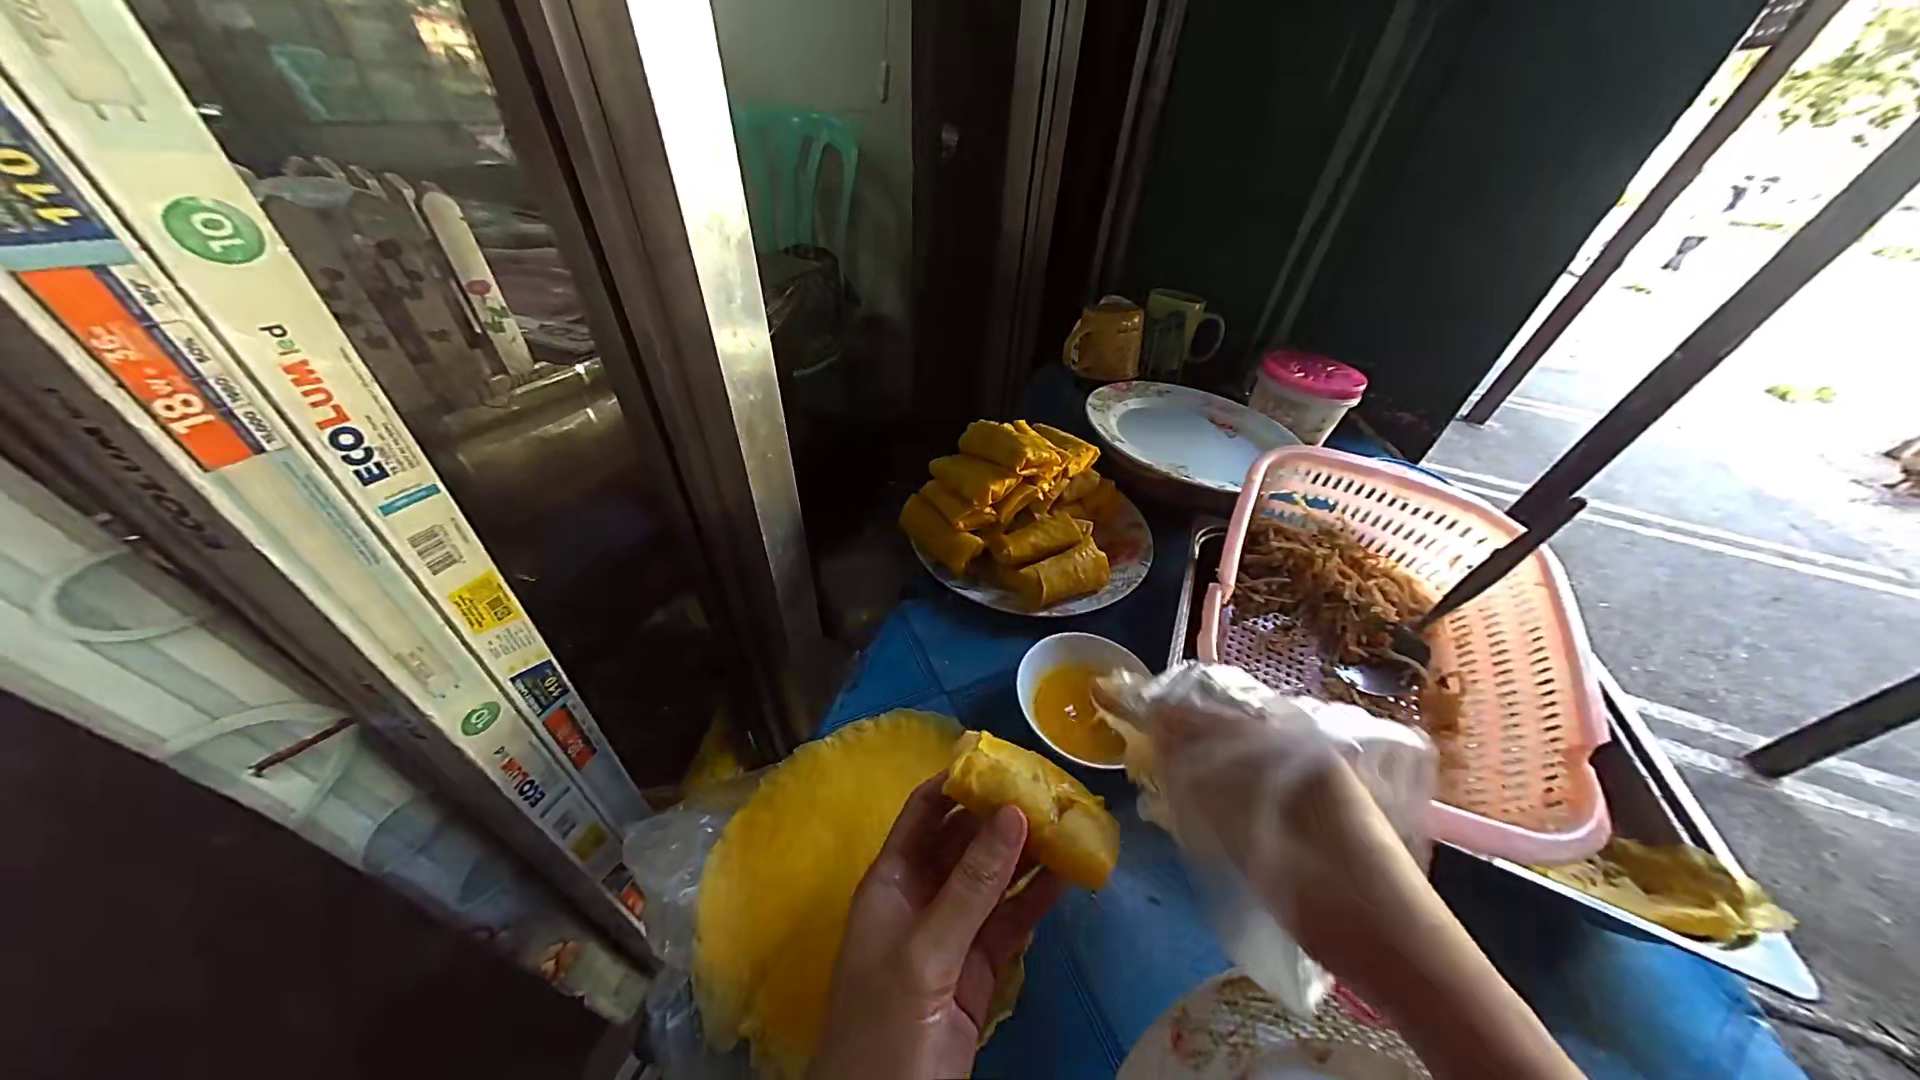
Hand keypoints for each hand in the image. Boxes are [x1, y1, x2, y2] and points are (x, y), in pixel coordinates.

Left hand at [807, 774, 1064, 1079]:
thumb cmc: (885, 1024)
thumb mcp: (925, 950)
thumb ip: (971, 885)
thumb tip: (1012, 814)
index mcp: (891, 880)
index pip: (925, 813)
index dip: (957, 783)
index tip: (1000, 761)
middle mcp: (921, 896)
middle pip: (964, 841)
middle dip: (1002, 816)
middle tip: (1049, 790)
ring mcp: (952, 932)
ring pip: (993, 880)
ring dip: (1027, 855)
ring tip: (1069, 824)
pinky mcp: (979, 968)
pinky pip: (1010, 921)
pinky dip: (1037, 900)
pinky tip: (1068, 877)